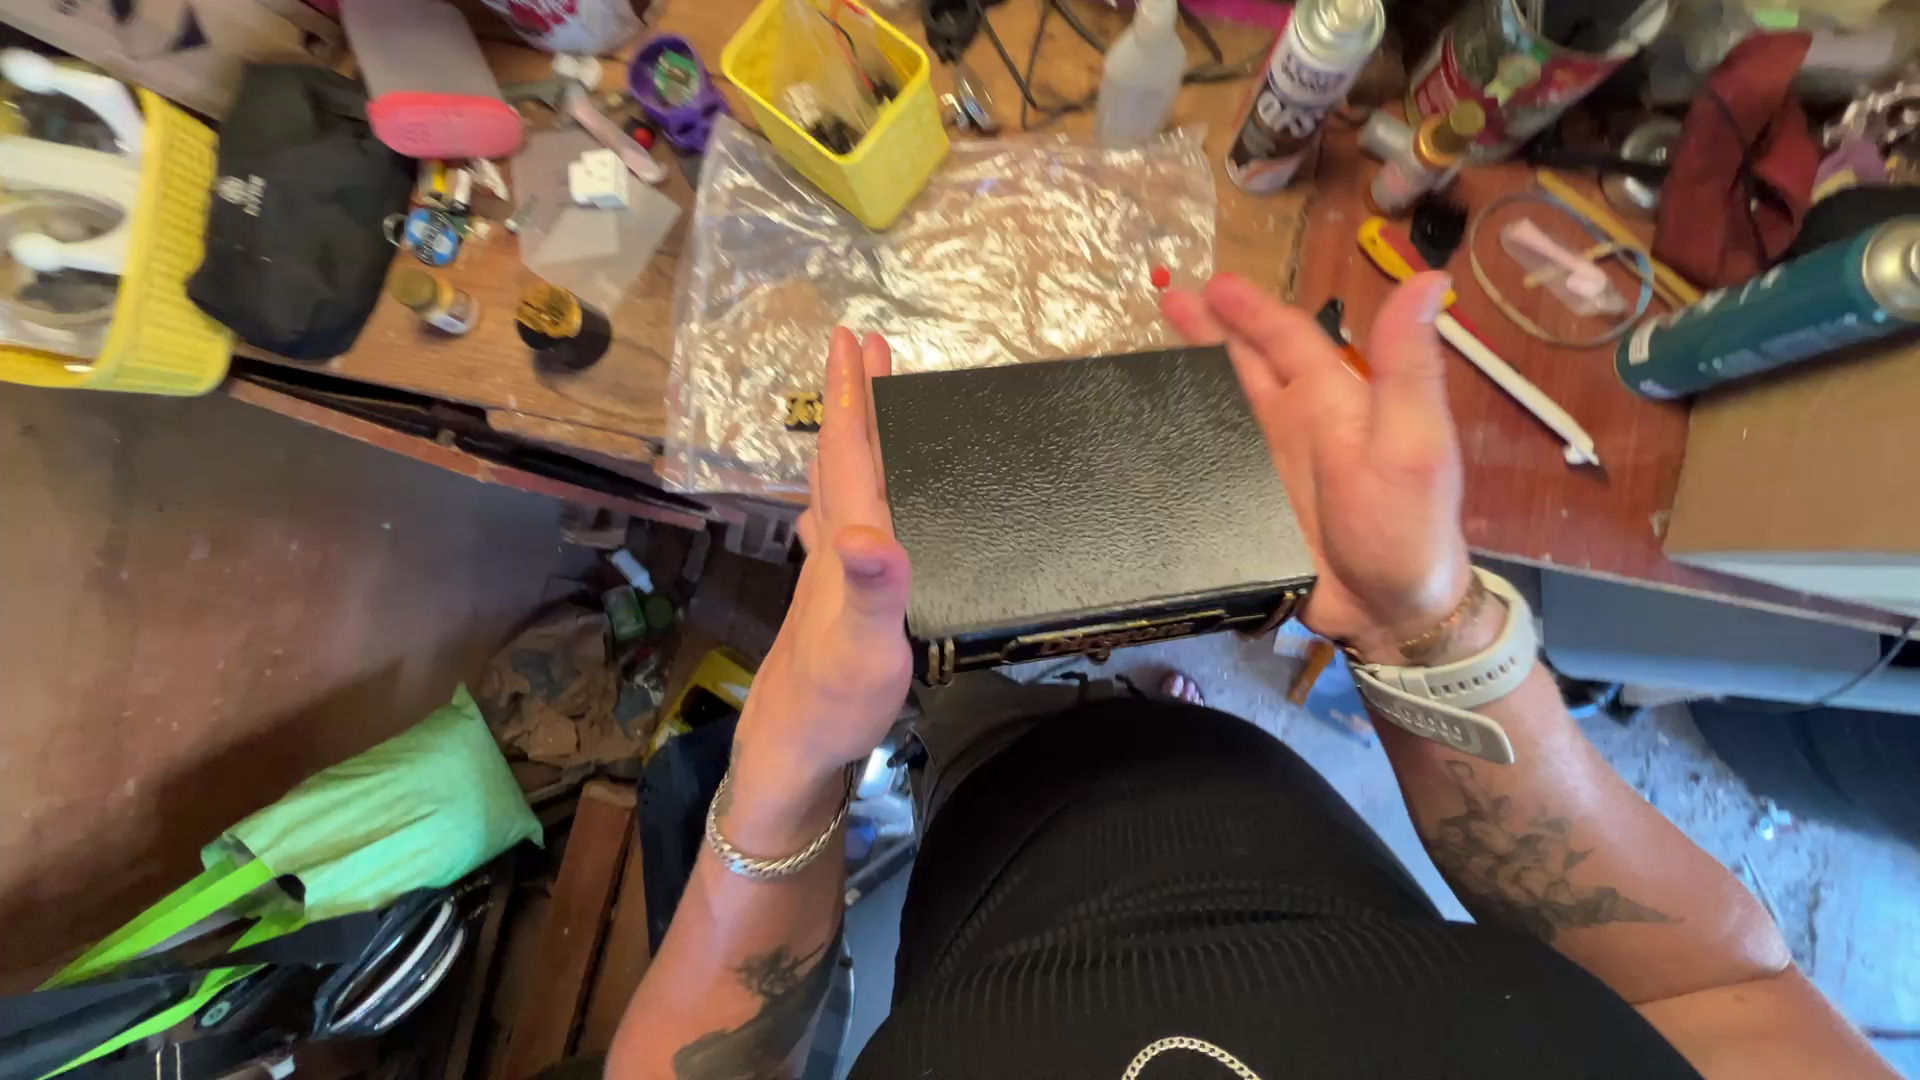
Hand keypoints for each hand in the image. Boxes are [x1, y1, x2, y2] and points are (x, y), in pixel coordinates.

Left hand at [735, 327, 912, 793]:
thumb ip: (873, 592)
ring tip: (870, 408)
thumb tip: (873, 533)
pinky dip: (854, 488)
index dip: (850, 397)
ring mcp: (829, 568)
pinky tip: (855, 502)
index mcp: (843, 542)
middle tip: (868, 351)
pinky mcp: (835, 591)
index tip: (852, 339)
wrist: (793, 745)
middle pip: (840, 457)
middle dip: (853, 400)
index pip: (847, 456)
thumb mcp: (864, 649)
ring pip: (838, 485)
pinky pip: (847, 517)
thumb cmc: (833, 697)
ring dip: (853, 438)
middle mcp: (832, 544)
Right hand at [1160, 272, 1471, 662]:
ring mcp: (1270, 460)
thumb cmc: (1403, 528)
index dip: (1250, 310)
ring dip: (1195, 368)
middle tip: (1169, 298)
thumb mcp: (1412, 444)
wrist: (1383, 609)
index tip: (1210, 285)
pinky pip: (1213, 451)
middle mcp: (1299, 420)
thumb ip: (1407, 367)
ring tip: (1157, 345)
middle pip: (1248, 361)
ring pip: (1226, 400)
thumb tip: (1426, 279)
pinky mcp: (1249, 496)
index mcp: (1335, 399)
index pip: (1287, 339)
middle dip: (1210, 327)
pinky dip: (1188, 428)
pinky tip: (1162, 422)